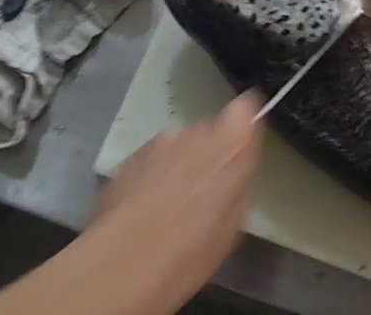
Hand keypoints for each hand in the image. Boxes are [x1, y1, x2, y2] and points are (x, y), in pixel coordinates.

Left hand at [89, 92, 262, 303]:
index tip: (243, 143)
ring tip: (172, 201)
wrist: (124, 262)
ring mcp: (163, 140)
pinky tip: (148, 204)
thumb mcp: (232, 226)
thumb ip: (239, 183)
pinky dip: (156, 171)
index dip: (244, 124)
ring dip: (182, 161)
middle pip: (211, 128)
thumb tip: (237, 170)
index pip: (246, 108)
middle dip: (211, 150)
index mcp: (231, 146)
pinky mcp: (133, 153)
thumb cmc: (191, 251)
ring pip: (181, 142)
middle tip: (206, 188)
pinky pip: (155, 156)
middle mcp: (198, 132)